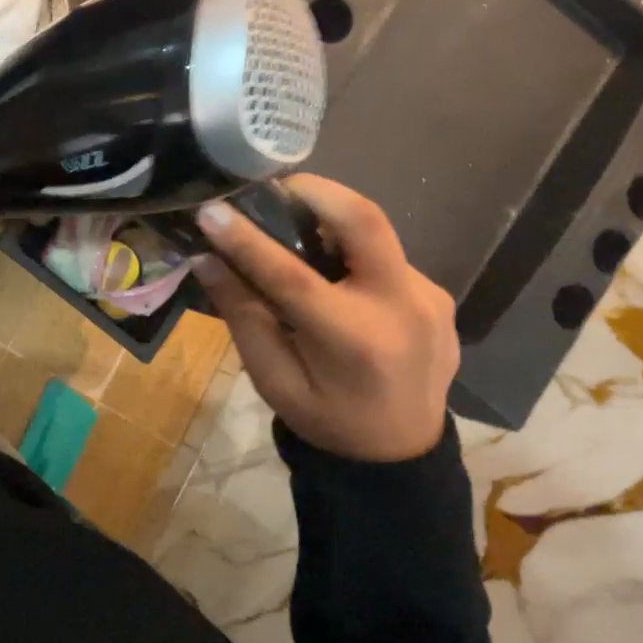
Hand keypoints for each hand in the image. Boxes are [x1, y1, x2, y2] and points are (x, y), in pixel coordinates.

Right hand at [193, 175, 458, 462]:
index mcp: (354, 339)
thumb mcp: (272, 377)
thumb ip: (242, 315)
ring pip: (375, 234)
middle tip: (271, 187)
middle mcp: (402, 308)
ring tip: (288, 225)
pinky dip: (348, 249)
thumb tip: (206, 258)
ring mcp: (428, 297)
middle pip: (365, 221)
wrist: (401, 455)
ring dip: (328, 220)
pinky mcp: (436, 294)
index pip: (290, 274)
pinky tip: (326, 268)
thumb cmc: (325, 418)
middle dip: (315, 191)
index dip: (246, 238)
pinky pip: (384, 256)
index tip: (210, 208)